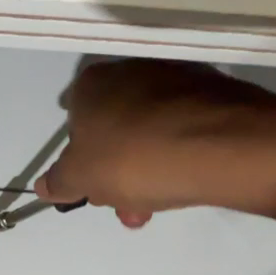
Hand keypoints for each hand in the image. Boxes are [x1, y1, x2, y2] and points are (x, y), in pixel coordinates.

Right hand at [35, 59, 275, 227]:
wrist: (230, 148)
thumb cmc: (137, 158)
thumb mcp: (81, 179)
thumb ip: (59, 182)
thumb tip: (46, 185)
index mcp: (92, 83)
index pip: (73, 119)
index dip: (80, 156)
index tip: (92, 186)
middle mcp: (132, 71)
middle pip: (114, 127)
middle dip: (116, 169)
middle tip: (125, 203)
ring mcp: (179, 80)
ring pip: (150, 131)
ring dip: (148, 167)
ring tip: (159, 202)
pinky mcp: (218, 95)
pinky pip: (186, 129)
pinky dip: (182, 154)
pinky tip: (188, 180)